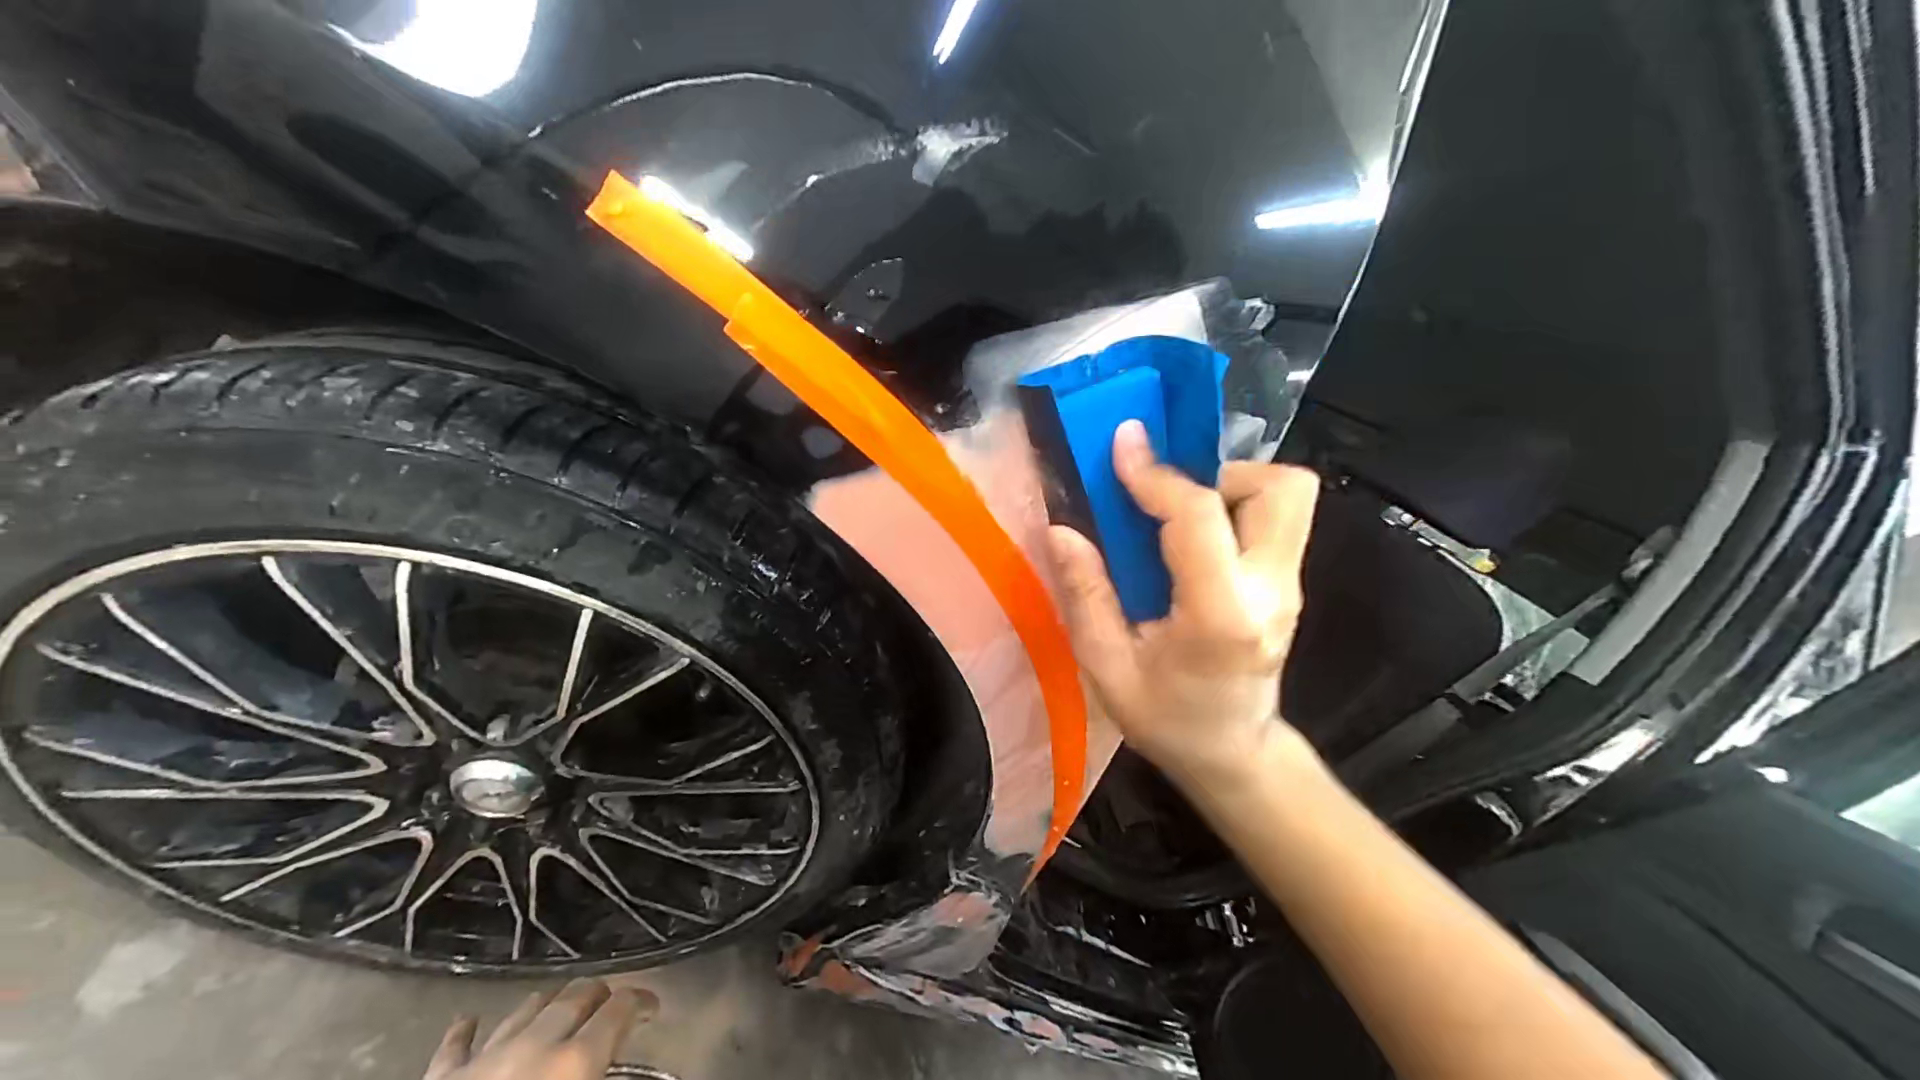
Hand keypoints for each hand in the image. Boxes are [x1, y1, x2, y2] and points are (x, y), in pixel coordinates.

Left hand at [424, 978, 657, 1079]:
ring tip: (560, 1005)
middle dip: (600, 994)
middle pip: (577, 996)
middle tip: (611, 1006)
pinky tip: (470, 1019)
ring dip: (549, 1003)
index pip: (621, 1009)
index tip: (652, 1009)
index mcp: (576, 1062)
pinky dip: (467, 1030)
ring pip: (527, 1007)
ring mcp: (484, 1058)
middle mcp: (536, 1045)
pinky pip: (456, 1045)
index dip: (642, 1002)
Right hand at [1048, 420, 1321, 786]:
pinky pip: (1275, 518)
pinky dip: (1234, 506)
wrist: (1232, 752)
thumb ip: (1086, 594)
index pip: (1200, 516)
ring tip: (1176, 513)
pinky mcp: (1290, 583)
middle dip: (1218, 471)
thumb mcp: (1106, 667)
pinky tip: (1190, 537)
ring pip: (1288, 496)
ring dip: (1230, 485)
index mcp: (1220, 614)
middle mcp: (1270, 589)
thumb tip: (1062, 529)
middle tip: (1166, 494)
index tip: (1123, 444)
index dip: (1156, 474)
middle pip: (1280, 487)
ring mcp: (1290, 586)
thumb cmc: (1165, 719)